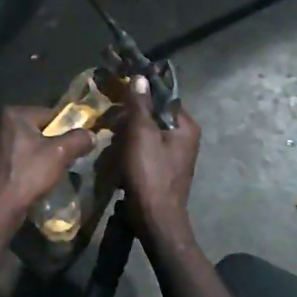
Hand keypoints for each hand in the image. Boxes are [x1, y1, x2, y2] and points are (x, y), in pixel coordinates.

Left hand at [0, 107, 94, 226]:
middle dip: (54, 140)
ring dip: (42, 151)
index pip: (49, 114)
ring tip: (55, 166)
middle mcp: (0, 121)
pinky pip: (19, 153)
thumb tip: (91, 134)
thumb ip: (78, 139)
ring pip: (29, 141)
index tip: (79, 141)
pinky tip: (39, 173)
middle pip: (38, 127)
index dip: (67, 127)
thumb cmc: (29, 174)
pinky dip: (30, 160)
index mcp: (13, 113)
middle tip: (69, 156)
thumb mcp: (59, 154)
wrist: (0, 204)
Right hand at [120, 74, 200, 238]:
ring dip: (128, 129)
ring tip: (110, 130)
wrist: (155, 219)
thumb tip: (140, 77)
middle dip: (131, 113)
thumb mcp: (141, 134)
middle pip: (154, 113)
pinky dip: (131, 144)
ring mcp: (174, 153)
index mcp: (186, 126)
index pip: (163, 96)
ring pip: (147, 129)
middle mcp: (185, 137)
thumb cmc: (150, 173)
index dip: (142, 90)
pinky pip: (145, 145)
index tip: (120, 87)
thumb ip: (140, 105)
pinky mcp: (162, 166)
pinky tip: (115, 147)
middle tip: (110, 112)